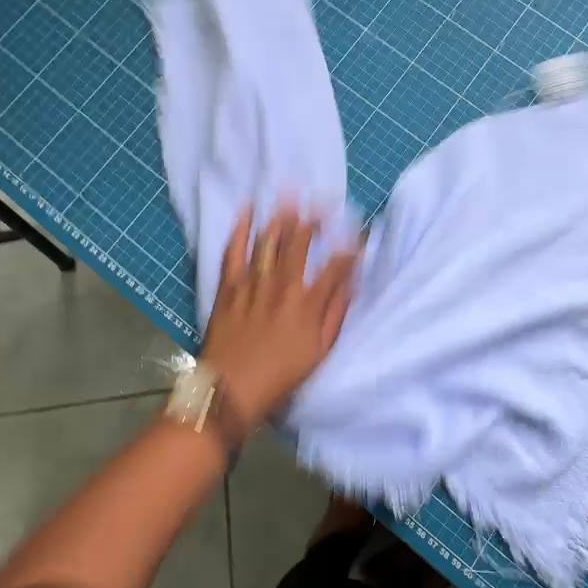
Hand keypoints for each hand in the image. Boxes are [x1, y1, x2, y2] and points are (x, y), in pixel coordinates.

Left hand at [199, 204, 356, 426]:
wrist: (231, 391)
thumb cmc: (281, 377)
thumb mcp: (320, 352)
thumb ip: (336, 314)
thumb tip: (351, 283)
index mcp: (310, 303)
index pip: (337, 265)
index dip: (350, 247)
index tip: (358, 233)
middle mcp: (284, 285)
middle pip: (301, 242)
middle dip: (314, 219)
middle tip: (321, 202)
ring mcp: (254, 283)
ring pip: (270, 240)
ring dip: (282, 216)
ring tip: (291, 196)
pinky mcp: (230, 286)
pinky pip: (235, 250)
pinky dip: (241, 228)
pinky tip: (248, 211)